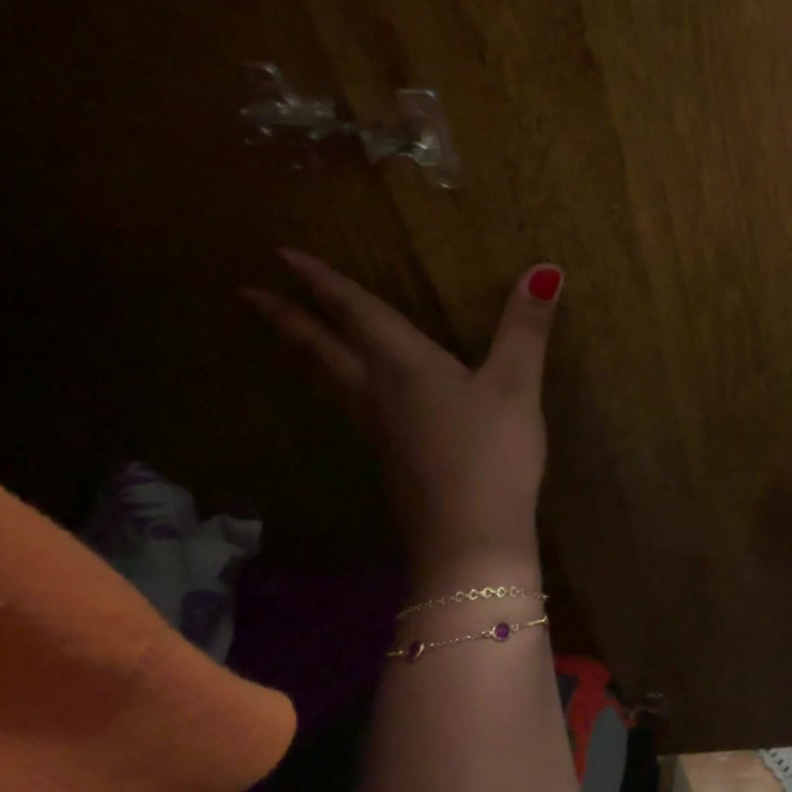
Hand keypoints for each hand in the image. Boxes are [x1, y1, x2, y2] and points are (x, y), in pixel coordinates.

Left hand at [242, 250, 562, 574]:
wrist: (469, 536)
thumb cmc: (491, 451)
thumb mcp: (516, 383)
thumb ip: (526, 327)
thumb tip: (544, 267)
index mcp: (404, 366)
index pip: (357, 314)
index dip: (323, 282)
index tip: (280, 255)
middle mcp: (378, 393)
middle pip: (323, 349)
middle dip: (288, 318)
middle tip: (247, 294)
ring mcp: (378, 431)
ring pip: (327, 381)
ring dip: (301, 353)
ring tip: (283, 339)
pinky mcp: (389, 459)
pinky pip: (346, 407)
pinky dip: (331, 386)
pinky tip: (347, 397)